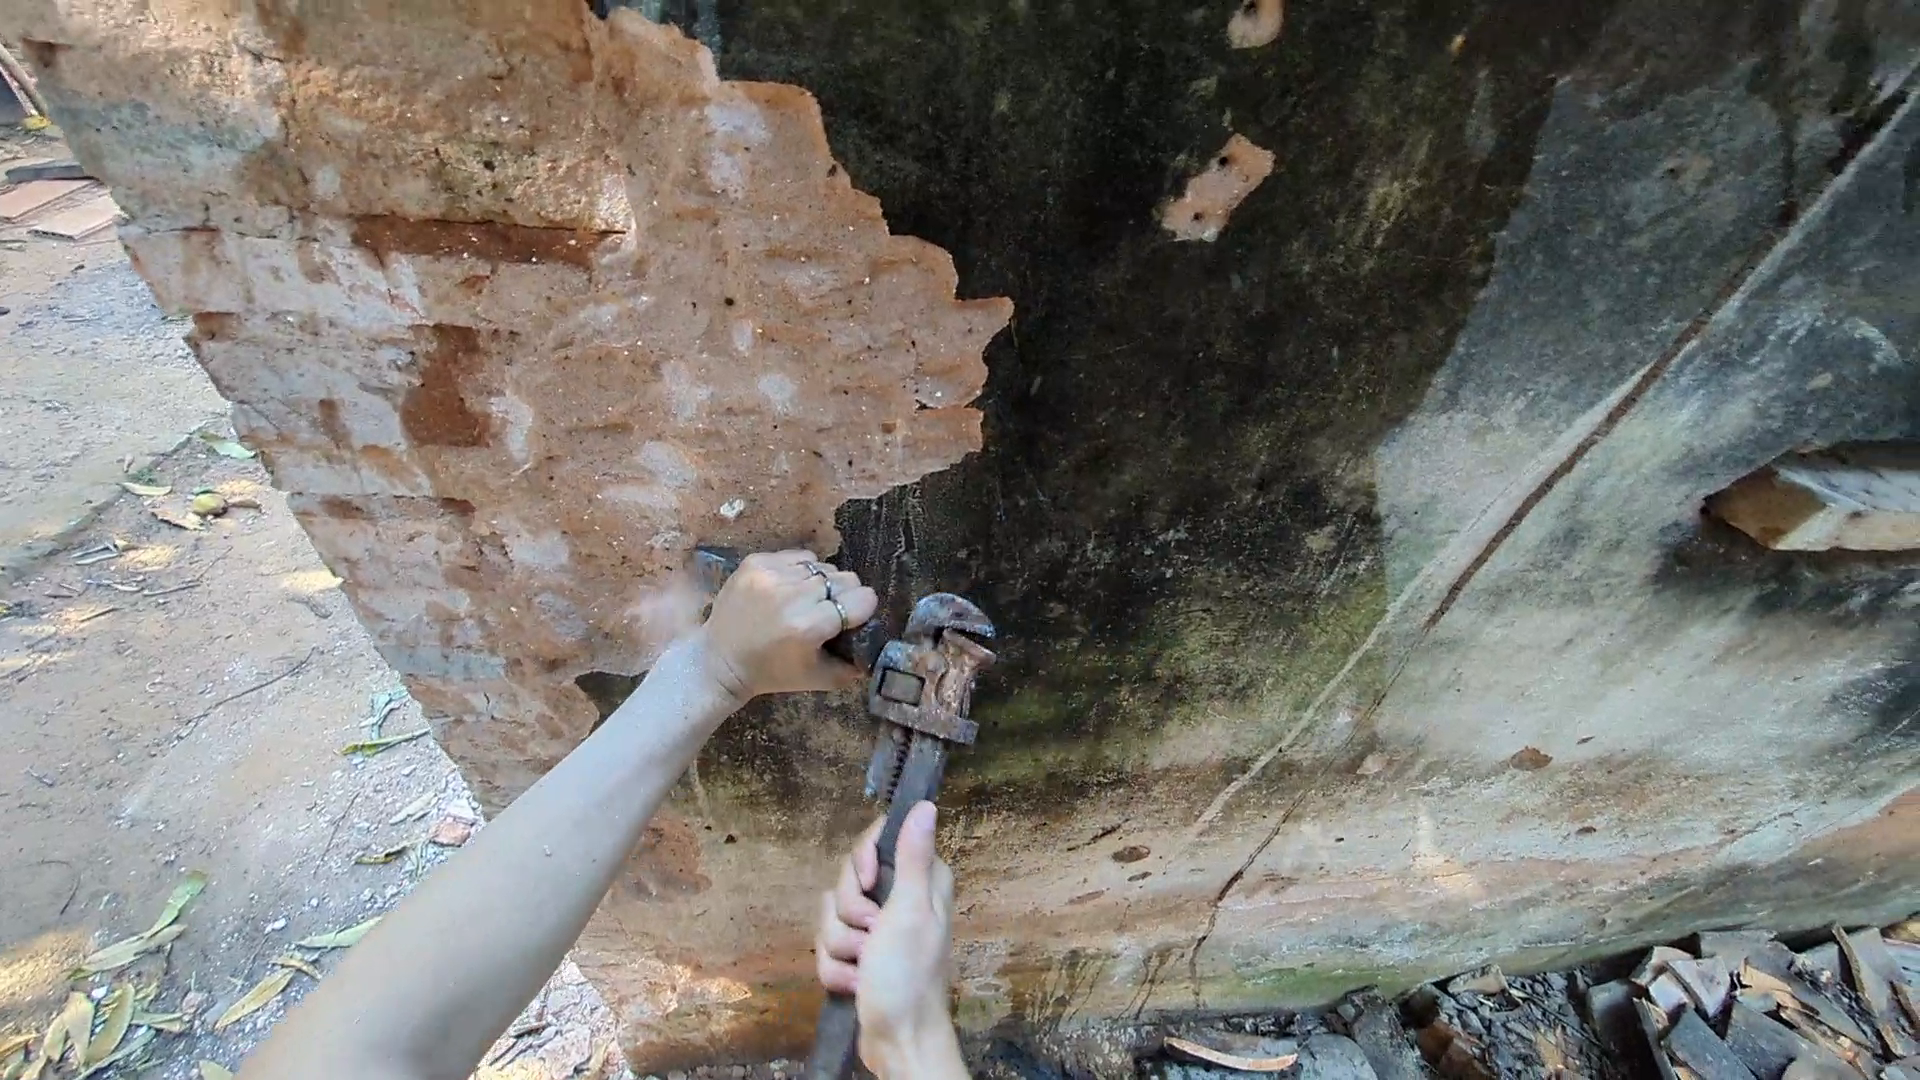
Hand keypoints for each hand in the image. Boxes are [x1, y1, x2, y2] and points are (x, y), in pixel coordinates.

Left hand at [696, 549, 877, 701]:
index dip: (862, 609)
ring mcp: (771, 575)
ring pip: (822, 567)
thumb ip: (854, 665)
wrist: (718, 660)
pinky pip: (798, 557)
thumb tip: (876, 645)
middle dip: (843, 595)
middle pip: (845, 579)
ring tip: (805, 601)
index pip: (861, 599)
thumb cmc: (772, 673)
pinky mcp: (756, 562)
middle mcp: (791, 596)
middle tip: (828, 611)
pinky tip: (787, 590)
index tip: (854, 617)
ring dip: (821, 583)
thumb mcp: (819, 679)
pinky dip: (800, 572)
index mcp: (809, 627)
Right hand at [816, 802, 959, 1077]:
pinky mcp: (859, 952)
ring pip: (831, 912)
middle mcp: (900, 895)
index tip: (868, 883)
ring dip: (841, 946)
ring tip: (863, 967)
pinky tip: (854, 983)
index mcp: (920, 878)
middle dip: (848, 913)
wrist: (898, 1042)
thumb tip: (926, 804)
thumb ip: (913, 857)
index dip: (862, 859)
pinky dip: (836, 968)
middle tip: (871, 936)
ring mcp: (877, 926)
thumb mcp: (910, 912)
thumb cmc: (909, 976)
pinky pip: (826, 944)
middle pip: (848, 878)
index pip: (878, 839)